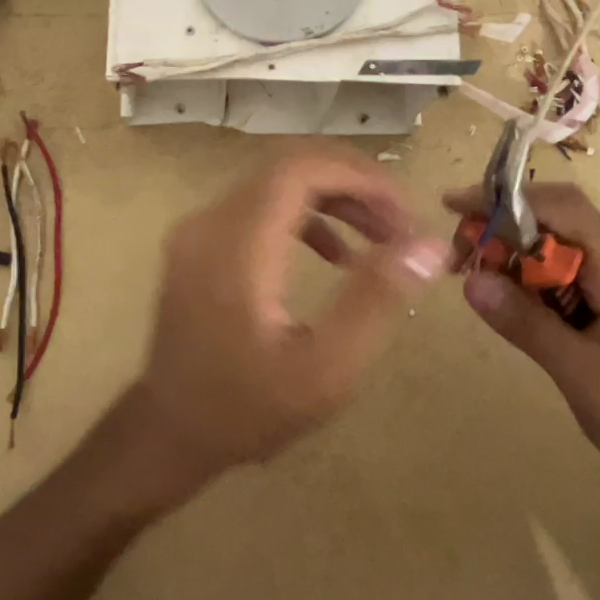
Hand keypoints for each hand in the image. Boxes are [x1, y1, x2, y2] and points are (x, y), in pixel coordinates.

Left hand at [124, 145, 450, 479]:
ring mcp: (197, 232)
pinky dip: (304, 219)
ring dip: (334, 200)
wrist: (170, 433)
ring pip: (275, 184)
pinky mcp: (198, 247)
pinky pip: (258, 209)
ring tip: (382, 241)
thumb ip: (375, 300)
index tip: (405, 216)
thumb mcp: (324, 369)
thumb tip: (429, 244)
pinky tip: (337, 257)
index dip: (361, 178)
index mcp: (236, 245)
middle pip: (289, 167)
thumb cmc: (247, 410)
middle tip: (401, 227)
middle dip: (354, 185)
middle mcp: (209, 222)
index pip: (301, 168)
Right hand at [447, 183, 599, 504]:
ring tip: (471, 280)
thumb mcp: (589, 381)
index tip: (453, 209)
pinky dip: (526, 281)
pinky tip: (504, 305)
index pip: (563, 209)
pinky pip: (561, 278)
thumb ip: (531, 328)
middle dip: (500, 225)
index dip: (507, 199)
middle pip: (554, 220)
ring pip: (554, 248)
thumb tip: (472, 280)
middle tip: (458, 260)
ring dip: (509, 254)